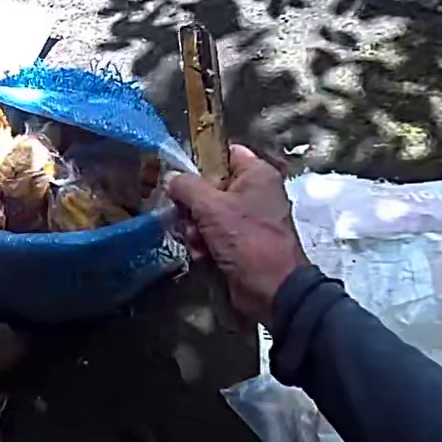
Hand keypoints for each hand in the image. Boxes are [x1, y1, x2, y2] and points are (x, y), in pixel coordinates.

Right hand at [166, 144, 310, 323]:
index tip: (178, 175)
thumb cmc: (247, 240)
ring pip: (204, 213)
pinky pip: (210, 234)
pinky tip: (203, 255)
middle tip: (188, 217)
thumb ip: (187, 187)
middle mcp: (252, 193)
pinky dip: (202, 244)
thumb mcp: (212, 207)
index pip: (223, 153)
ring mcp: (245, 219)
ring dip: (194, 228)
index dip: (199, 161)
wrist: (271, 289)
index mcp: (256, 174)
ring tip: (198, 241)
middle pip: (207, 186)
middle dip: (191, 205)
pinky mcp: (238, 242)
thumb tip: (170, 178)